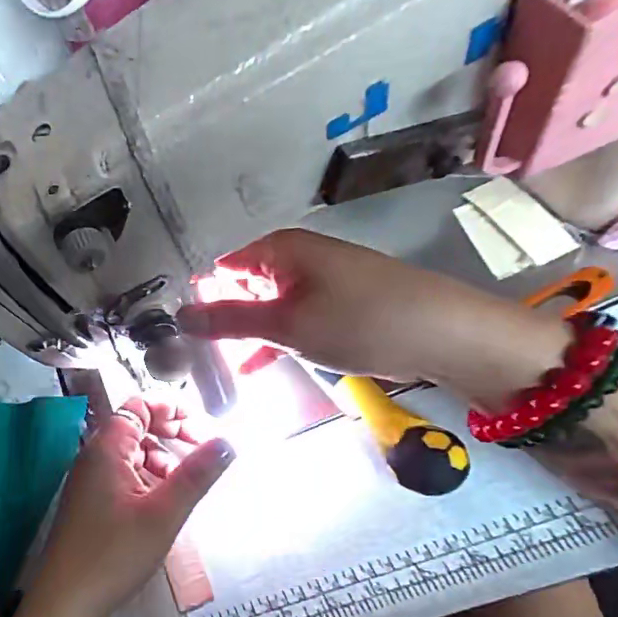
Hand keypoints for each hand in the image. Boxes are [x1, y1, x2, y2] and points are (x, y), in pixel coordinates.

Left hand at [10, 398, 234, 616]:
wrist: (64, 603)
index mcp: (107, 449)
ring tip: (189, 478)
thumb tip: (228, 440)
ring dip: (163, 456)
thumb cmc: (114, 554)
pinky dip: (149, 477)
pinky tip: (166, 499)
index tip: (205, 428)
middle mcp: (94, 457)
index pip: (140, 406)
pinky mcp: (92, 503)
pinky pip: (125, 475)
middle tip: (205, 449)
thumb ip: (197, 474)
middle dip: (173, 431)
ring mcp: (91, 481)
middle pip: (137, 425)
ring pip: (132, 452)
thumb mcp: (164, 514)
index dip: (174, 409)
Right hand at [177, 229, 570, 410]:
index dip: (201, 298)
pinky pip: (295, 321)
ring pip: (270, 308)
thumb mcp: (286, 323)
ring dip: (248, 335)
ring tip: (221, 367)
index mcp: (281, 249)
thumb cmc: (356, 320)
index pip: (224, 268)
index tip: (180, 334)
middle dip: (222, 319)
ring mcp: (322, 284)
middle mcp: (299, 259)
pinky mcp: (340, 309)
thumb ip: (231, 320)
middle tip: (197, 357)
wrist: (437, 331)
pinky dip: (276, 341)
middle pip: (245, 286)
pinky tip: (257, 366)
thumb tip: (180, 314)